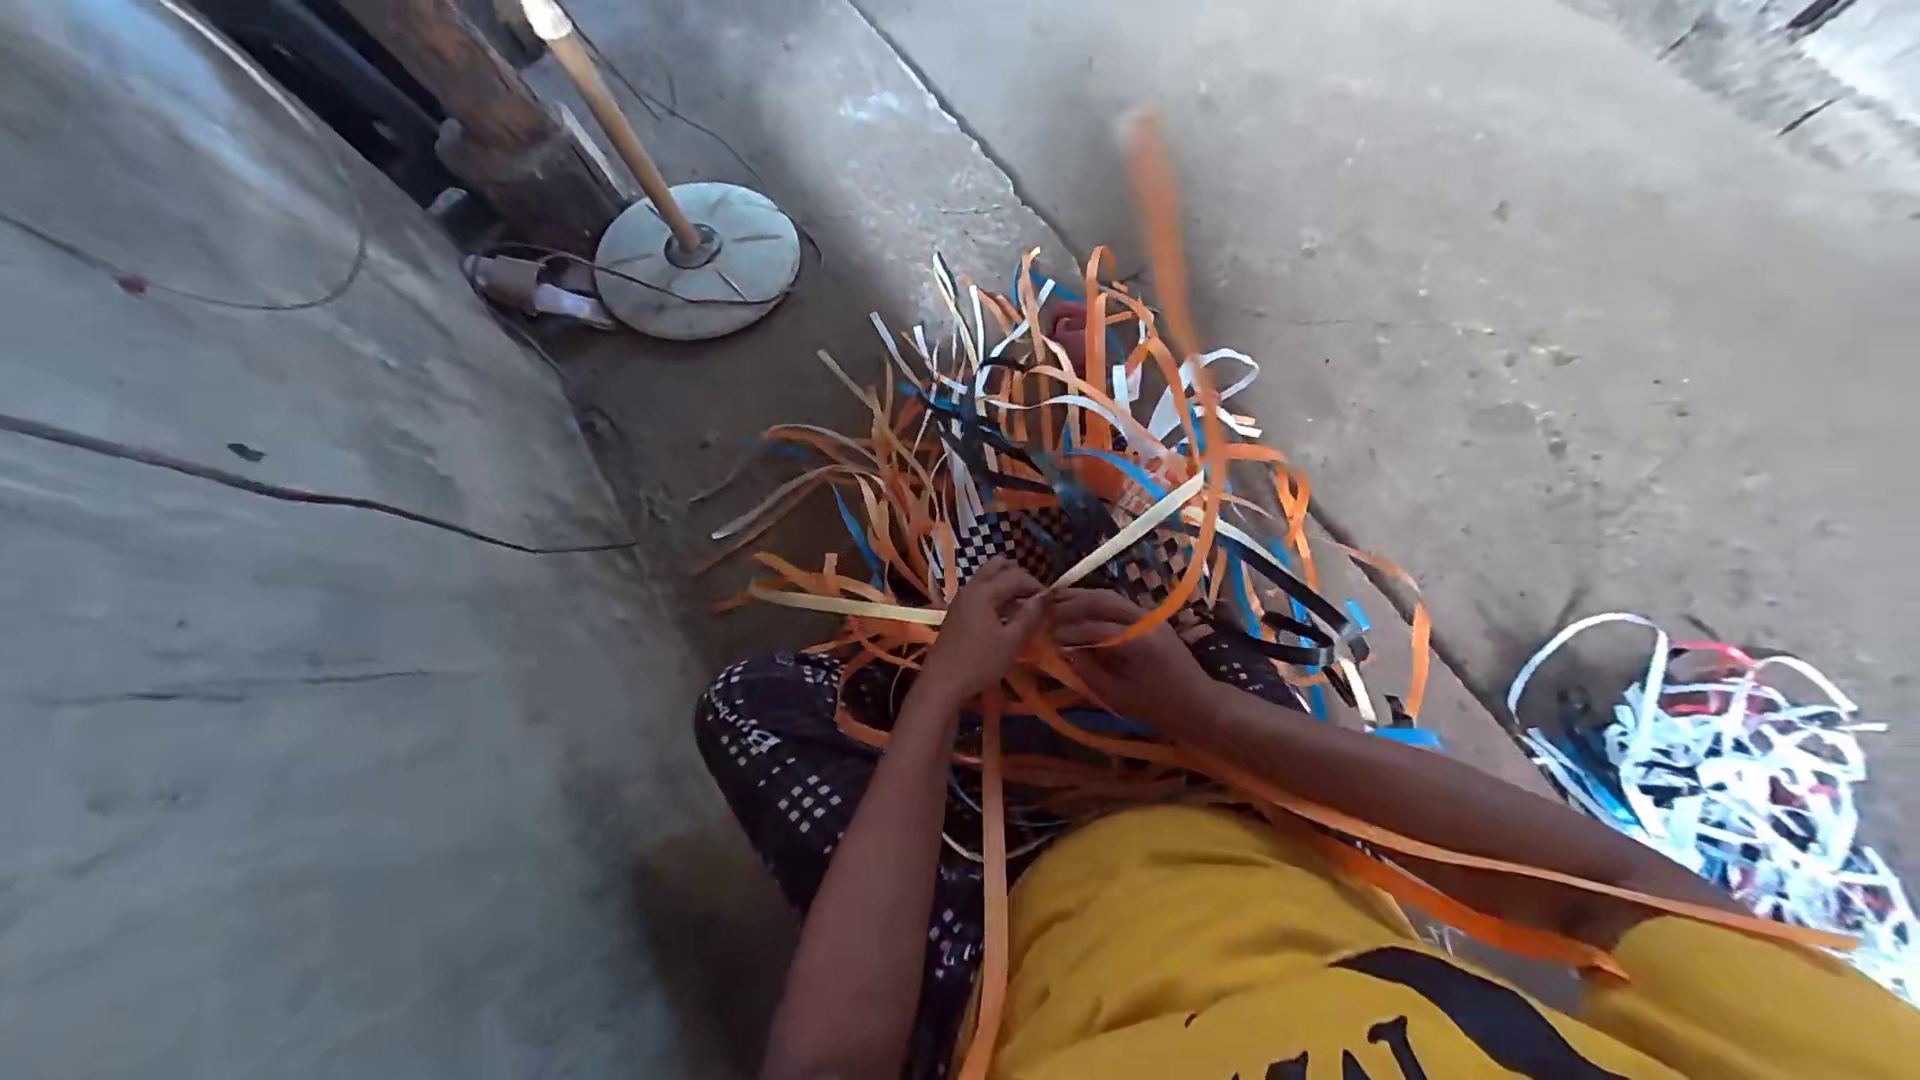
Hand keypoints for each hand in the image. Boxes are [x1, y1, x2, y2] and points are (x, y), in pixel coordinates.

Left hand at [915, 558, 1050, 706]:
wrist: (942, 681)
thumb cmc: (980, 662)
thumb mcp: (1011, 641)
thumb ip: (1030, 615)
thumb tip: (1047, 595)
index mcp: (984, 591)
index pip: (1017, 575)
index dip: (1037, 586)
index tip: (1050, 602)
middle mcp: (971, 587)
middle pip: (998, 566)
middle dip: (1019, 576)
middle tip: (1034, 597)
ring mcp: (961, 597)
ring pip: (987, 576)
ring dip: (1006, 584)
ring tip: (1022, 606)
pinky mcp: (957, 610)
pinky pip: (980, 590)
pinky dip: (995, 593)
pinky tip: (1005, 615)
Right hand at [1050, 588, 1217, 731]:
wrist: (1201, 705)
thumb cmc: (1158, 708)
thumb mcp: (1117, 696)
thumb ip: (1089, 671)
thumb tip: (1066, 649)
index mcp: (1139, 642)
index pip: (1096, 628)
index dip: (1069, 631)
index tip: (1049, 636)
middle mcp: (1145, 621)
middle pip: (1102, 600)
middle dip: (1072, 602)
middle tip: (1046, 607)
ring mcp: (1150, 616)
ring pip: (1110, 596)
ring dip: (1082, 597)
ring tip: (1057, 601)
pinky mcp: (1151, 619)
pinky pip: (1118, 603)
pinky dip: (1096, 602)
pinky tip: (1079, 608)